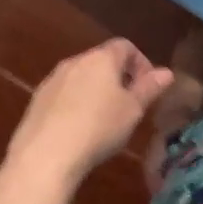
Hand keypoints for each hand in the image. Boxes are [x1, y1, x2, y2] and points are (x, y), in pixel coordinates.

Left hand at [7, 39, 175, 185]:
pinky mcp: (36, 102)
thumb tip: (167, 72)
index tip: (147, 87)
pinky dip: (74, 104)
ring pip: (81, 78)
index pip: (125, 46)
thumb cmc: (98, 128)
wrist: (44, 157)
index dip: (140, 62)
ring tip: (103, 120)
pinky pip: (63, 95)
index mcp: (101, 59)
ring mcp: (52, 81)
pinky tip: (78, 130)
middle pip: (101, 60)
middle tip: (128, 104)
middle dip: (118, 77)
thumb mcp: (132, 110)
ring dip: (95, 91)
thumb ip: (149, 88)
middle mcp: (75, 62)